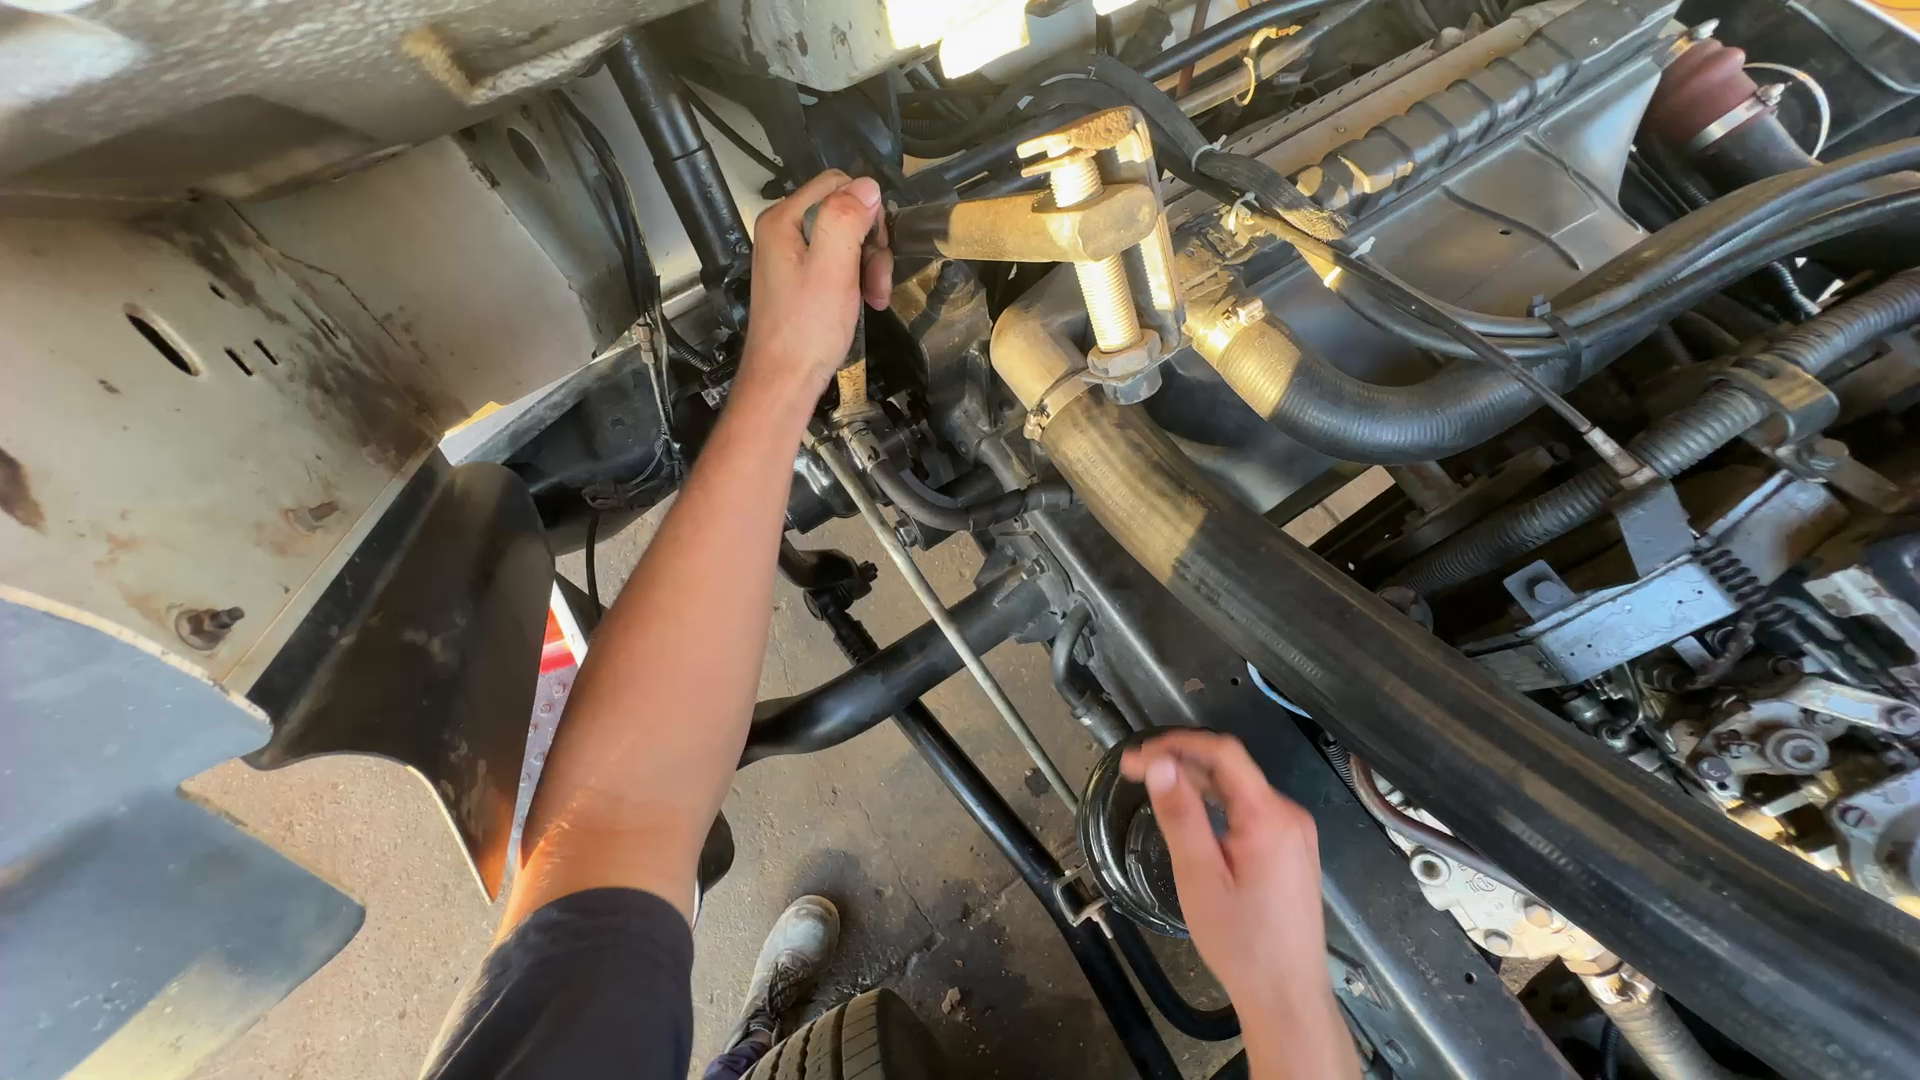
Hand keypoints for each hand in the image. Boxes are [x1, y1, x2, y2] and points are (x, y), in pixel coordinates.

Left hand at [737, 169, 892, 399]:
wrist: (785, 381)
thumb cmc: (807, 331)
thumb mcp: (833, 270)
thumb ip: (846, 220)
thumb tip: (868, 185)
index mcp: (784, 221)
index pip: (838, 184)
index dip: (867, 211)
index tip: (879, 248)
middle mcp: (783, 231)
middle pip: (843, 212)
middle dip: (871, 244)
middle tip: (878, 282)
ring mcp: (791, 257)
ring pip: (845, 240)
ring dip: (868, 266)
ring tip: (876, 298)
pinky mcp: (800, 280)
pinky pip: (837, 264)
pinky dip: (856, 280)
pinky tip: (866, 303)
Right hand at [1122, 730, 1357, 1078]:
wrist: (1287, 999)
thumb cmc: (1240, 941)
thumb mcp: (1199, 875)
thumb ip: (1181, 814)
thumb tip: (1159, 762)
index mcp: (1270, 816)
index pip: (1223, 753)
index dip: (1176, 744)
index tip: (1137, 757)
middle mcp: (1289, 815)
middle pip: (1231, 768)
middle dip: (1181, 762)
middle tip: (1135, 773)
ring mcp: (1294, 833)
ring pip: (1239, 788)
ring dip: (1196, 781)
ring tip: (1155, 787)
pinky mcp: (1291, 850)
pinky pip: (1249, 810)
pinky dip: (1216, 803)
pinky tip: (1191, 813)